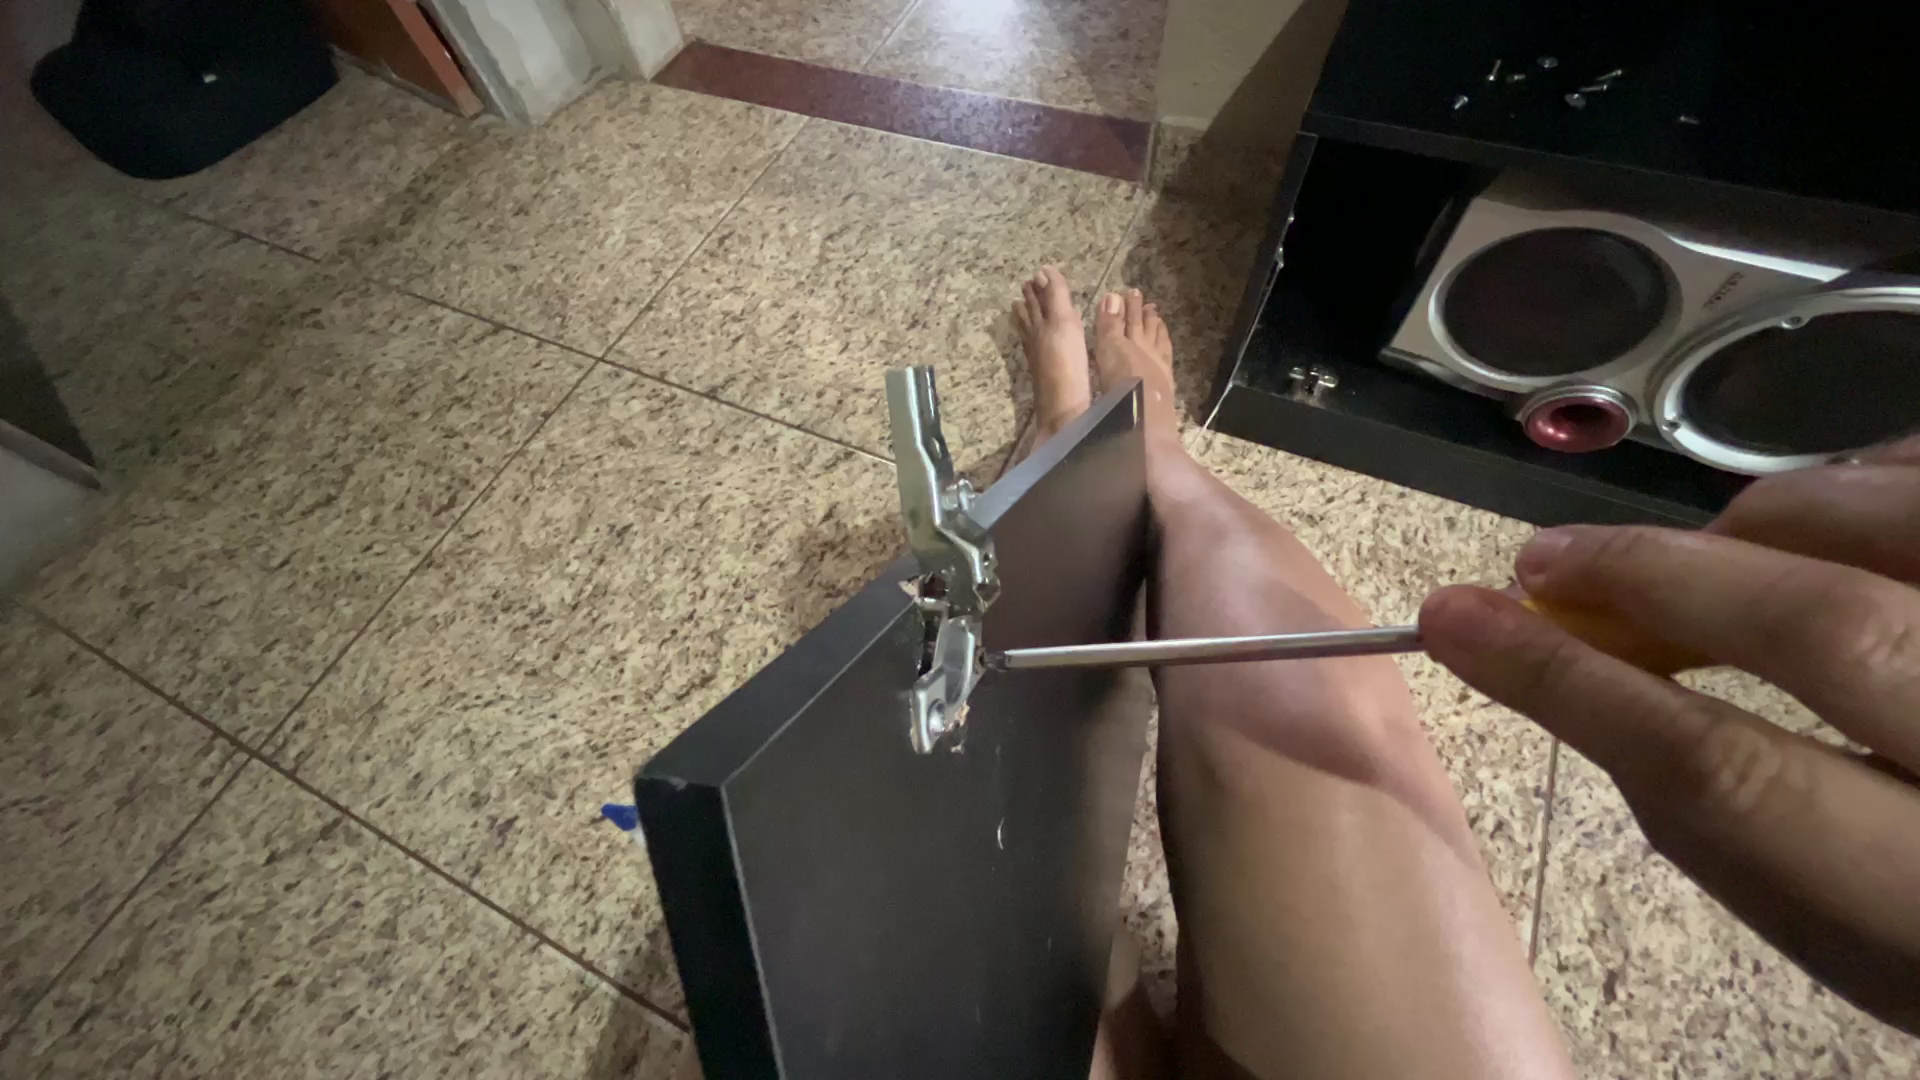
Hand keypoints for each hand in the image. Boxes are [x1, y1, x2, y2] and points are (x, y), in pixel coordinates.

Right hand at [1418, 436, 1919, 1034]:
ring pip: (1897, 523)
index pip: (1718, 770)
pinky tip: (1833, 518)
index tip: (1452, 620)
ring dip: (1761, 523)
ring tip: (1708, 554)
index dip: (1565, 680)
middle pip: (1825, 627)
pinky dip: (1870, 480)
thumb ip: (1679, 796)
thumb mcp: (1812, 913)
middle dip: (1648, 574)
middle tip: (1547, 561)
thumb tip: (1542, 659)